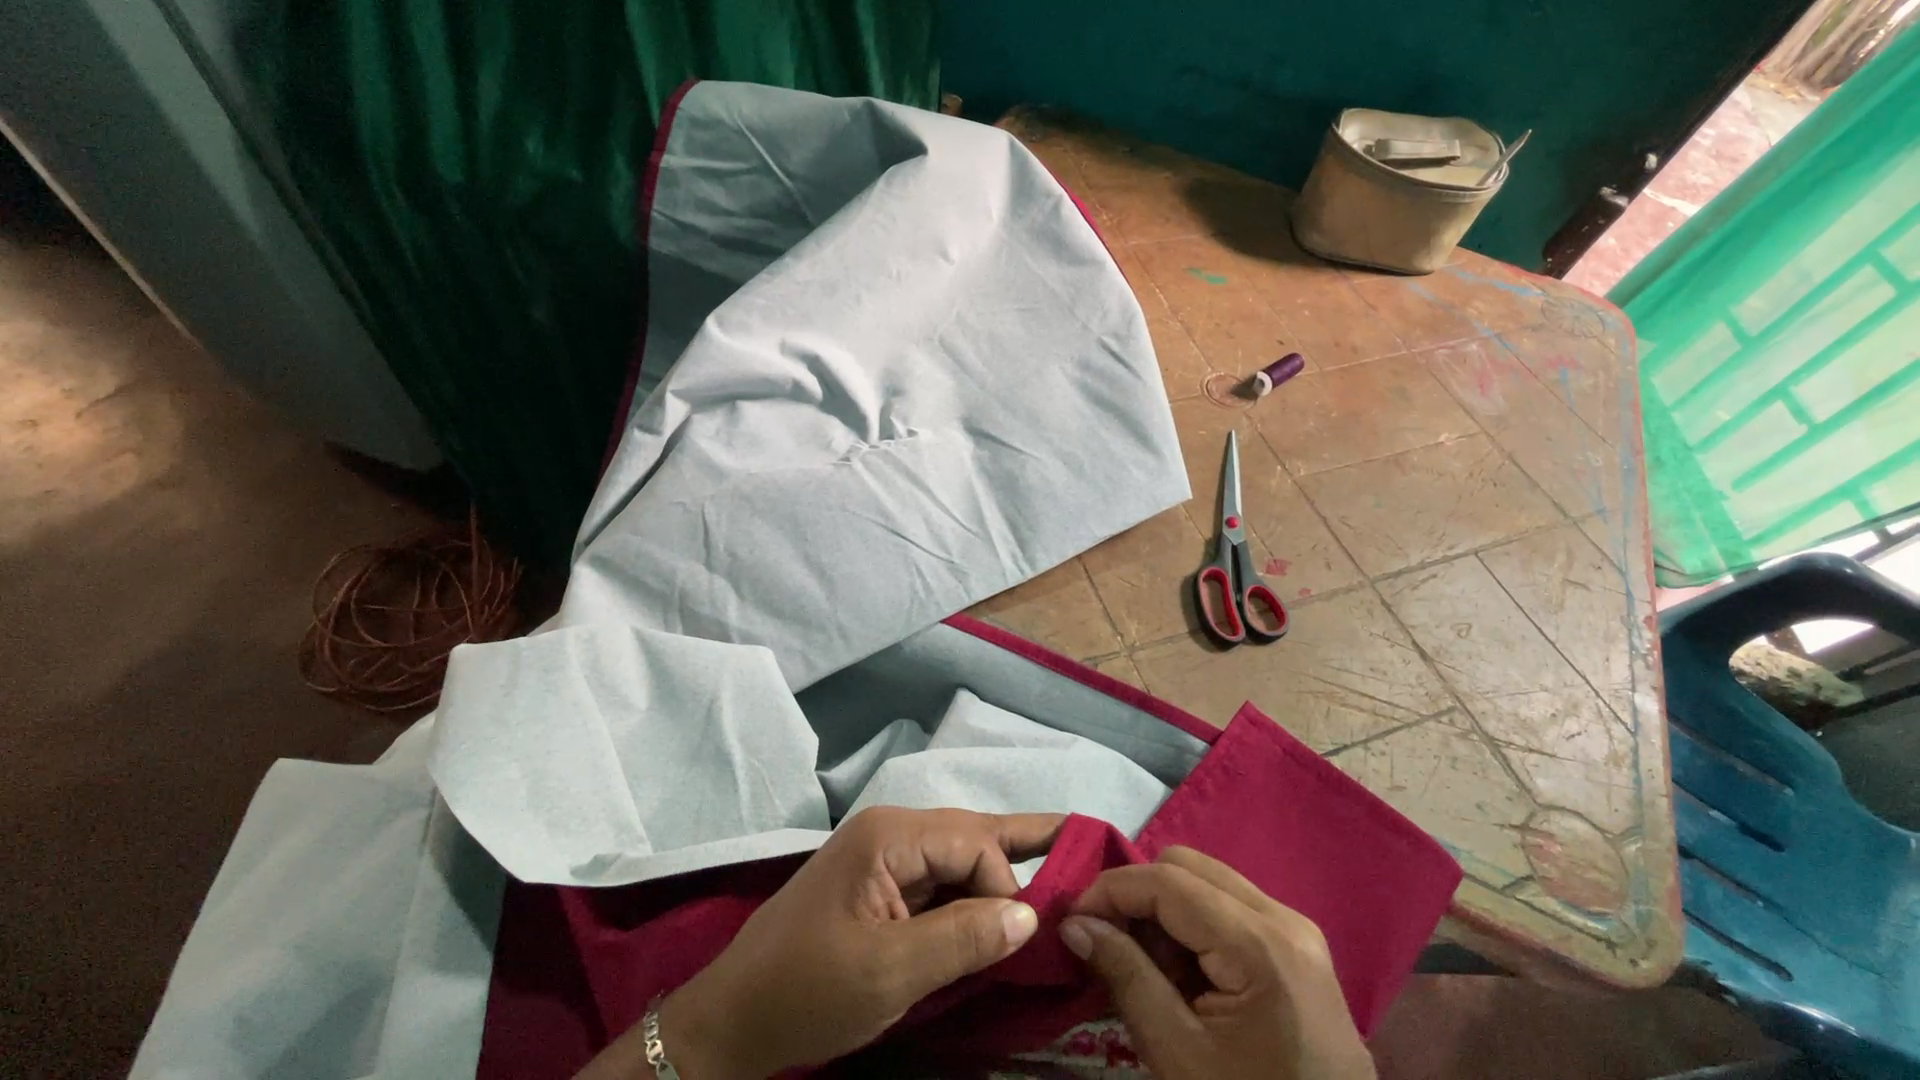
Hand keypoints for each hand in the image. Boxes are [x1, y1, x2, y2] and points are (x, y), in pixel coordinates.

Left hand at [581, 807, 1062, 1078]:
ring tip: (1059, 861)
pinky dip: (971, 892)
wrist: (734, 1017)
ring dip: (999, 870)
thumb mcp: (892, 972)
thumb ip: (964, 938)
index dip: (1006, 887)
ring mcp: (880, 858)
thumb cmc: (808, 991)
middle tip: (1084, 841)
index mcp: (889, 837)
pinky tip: (1002, 899)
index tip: (1019, 940)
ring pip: (957, 855)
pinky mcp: (877, 886)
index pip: (975, 843)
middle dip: (1021, 846)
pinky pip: (937, 880)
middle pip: (970, 835)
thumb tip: (1030, 914)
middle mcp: (889, 832)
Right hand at [1059, 846, 1374, 1079]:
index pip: (1167, 881)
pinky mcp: (1296, 947)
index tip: (1071, 921)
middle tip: (1105, 942)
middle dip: (1137, 895)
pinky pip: (1228, 907)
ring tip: (1142, 966)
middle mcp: (1284, 918)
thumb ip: (1126, 976)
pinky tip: (1178, 974)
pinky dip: (1191, 926)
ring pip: (1206, 881)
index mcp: (1260, 944)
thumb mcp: (1178, 1052)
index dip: (1109, 890)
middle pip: (1188, 866)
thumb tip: (1074, 923)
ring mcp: (1295, 929)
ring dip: (1162, 911)